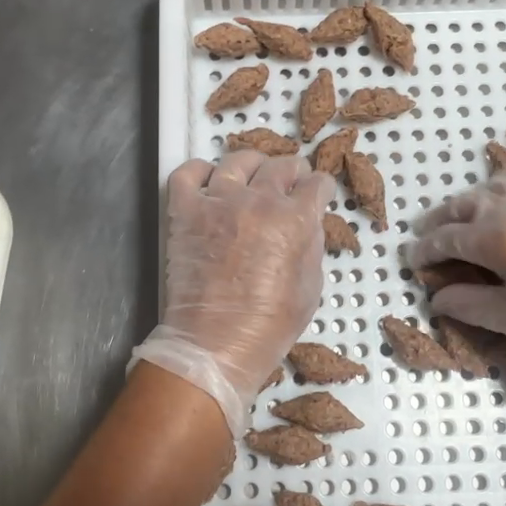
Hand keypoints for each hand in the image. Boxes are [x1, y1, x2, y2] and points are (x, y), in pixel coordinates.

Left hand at [131, 151, 333, 433]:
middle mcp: (259, 201)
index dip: (320, 189)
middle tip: (289, 183)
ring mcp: (218, 201)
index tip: (317, 195)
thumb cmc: (270, 326)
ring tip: (252, 176)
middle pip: (281, 166)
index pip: (317, 184)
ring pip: (239, 161)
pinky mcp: (185, 210)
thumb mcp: (312, 288)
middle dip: (292, 172)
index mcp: (296, 220)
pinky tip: (209, 182)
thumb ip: (312, 246)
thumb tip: (308, 223)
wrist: (215, 344)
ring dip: (252, 165)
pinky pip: (189, 172)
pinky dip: (200, 171)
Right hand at [409, 166, 505, 377]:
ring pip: (495, 186)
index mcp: (494, 236)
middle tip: (427, 233)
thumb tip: (438, 298)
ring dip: (472, 199)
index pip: (446, 238)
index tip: (412, 260)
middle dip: (441, 219)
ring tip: (464, 212)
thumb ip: (469, 304)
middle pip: (465, 205)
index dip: (425, 250)